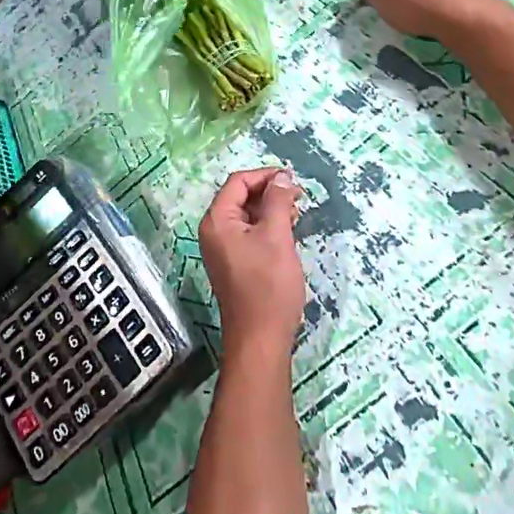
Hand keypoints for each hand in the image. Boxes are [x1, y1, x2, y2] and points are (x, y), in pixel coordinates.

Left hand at [198, 168, 306, 359]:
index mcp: (217, 220)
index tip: (293, 179)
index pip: (238, 182)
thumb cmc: (268, 285)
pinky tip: (288, 232)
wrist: (260, 337)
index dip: (265, 176)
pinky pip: (249, 234)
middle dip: (269, 192)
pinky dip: (268, 227)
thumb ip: (277, 202)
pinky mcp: (234, 263)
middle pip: (240, 197)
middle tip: (299, 197)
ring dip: (271, 210)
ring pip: (247, 216)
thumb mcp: (277, 237)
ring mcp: (222, 249)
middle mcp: (214, 231)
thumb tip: (281, 177)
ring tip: (297, 214)